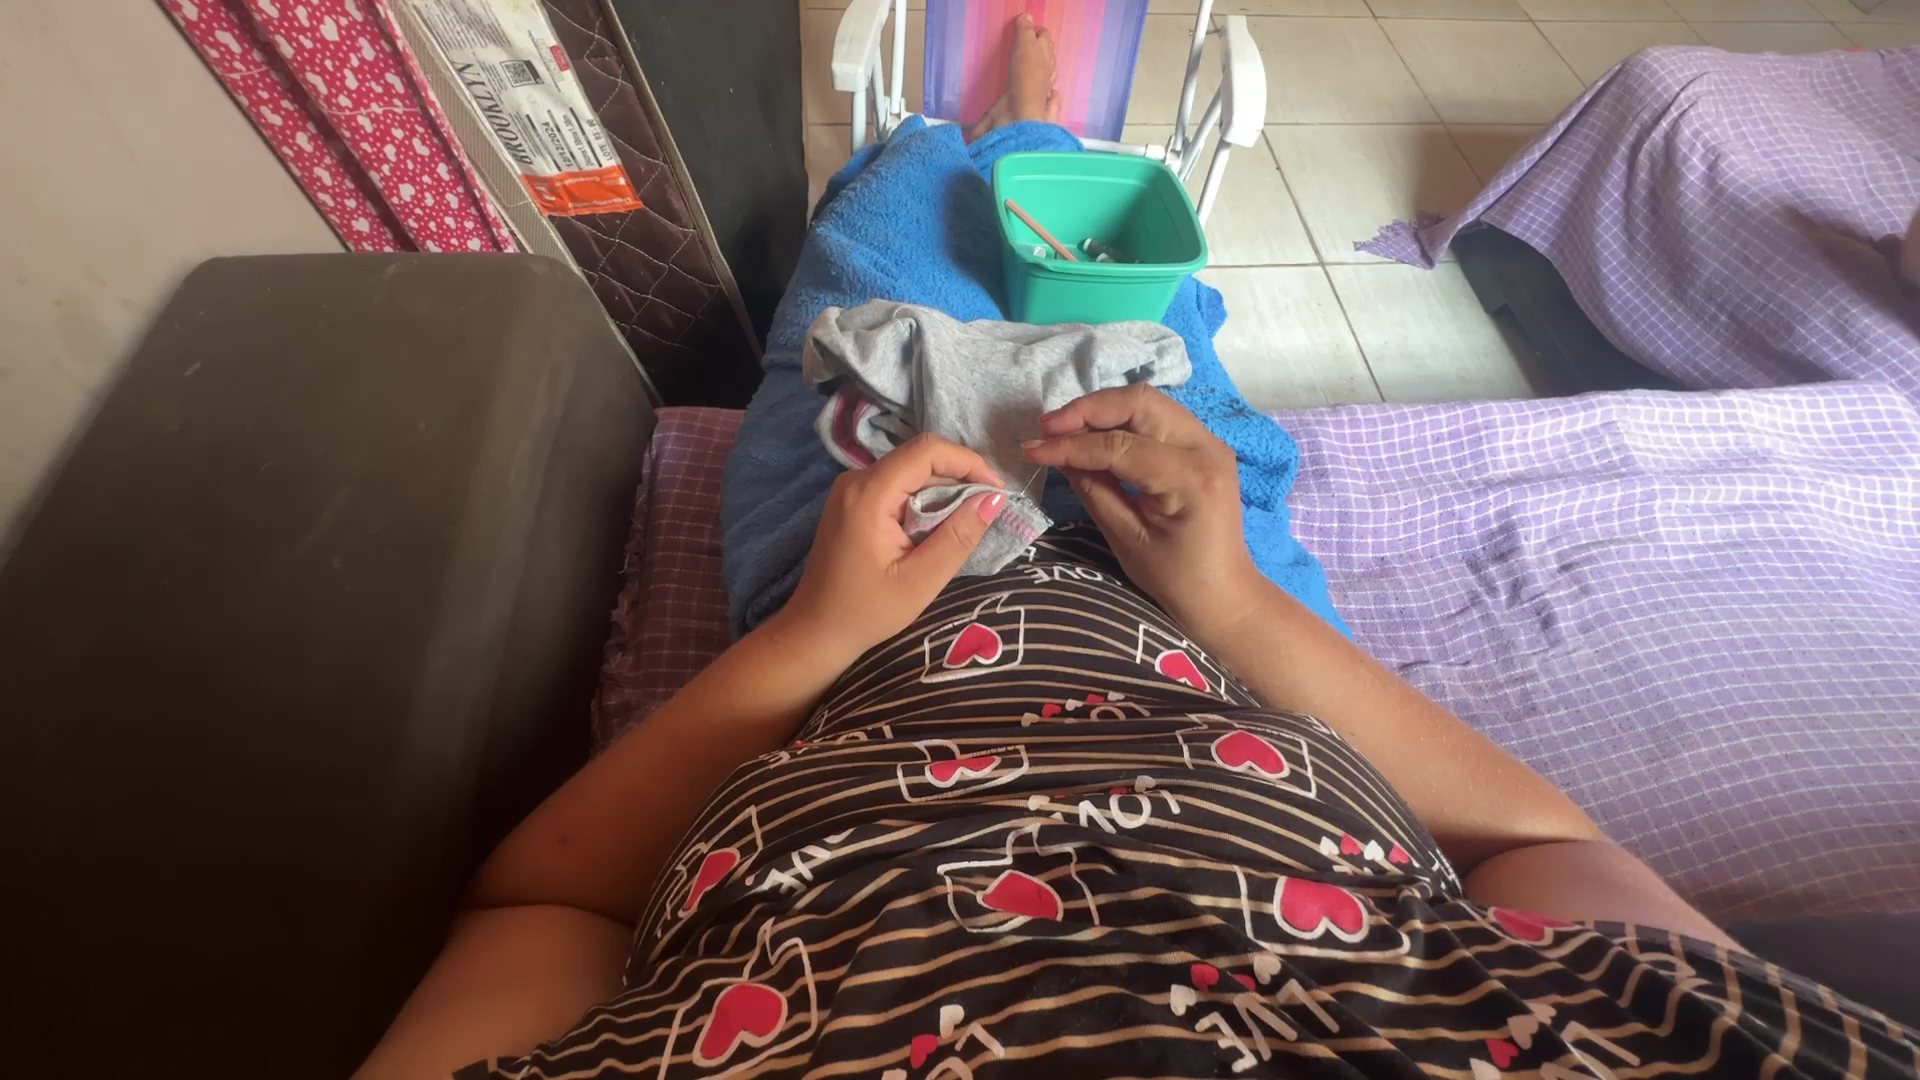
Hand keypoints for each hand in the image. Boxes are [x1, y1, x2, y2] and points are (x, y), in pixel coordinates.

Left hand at [781, 434, 1006, 660]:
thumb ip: (958, 537)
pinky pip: (898, 484)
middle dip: (960, 475)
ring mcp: (852, 489)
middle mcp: (856, 480)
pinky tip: (941, 523)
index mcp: (868, 494)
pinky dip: (925, 497)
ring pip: (911, 470)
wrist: (815, 630)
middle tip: (990, 506)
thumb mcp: (920, 581)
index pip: (926, 451)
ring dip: (945, 487)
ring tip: (972, 517)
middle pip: (919, 457)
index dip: (968, 462)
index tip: (997, 491)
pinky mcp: (854, 501)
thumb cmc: (866, 612)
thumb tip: (994, 499)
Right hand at [1021, 384, 1262, 638]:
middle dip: (1087, 410)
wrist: (1221, 592)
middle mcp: (1206, 447)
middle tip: (1046, 428)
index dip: (1071, 444)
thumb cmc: (1173, 576)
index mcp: (1189, 478)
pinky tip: (1092, 434)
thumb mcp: (1124, 537)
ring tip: (1062, 429)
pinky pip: (1156, 417)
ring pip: (1147, 402)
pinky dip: (1120, 419)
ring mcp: (1208, 441)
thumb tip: (1055, 453)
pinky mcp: (1202, 444)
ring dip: (1101, 410)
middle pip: (1139, 403)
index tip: (1032, 449)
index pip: (1119, 445)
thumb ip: (1092, 488)